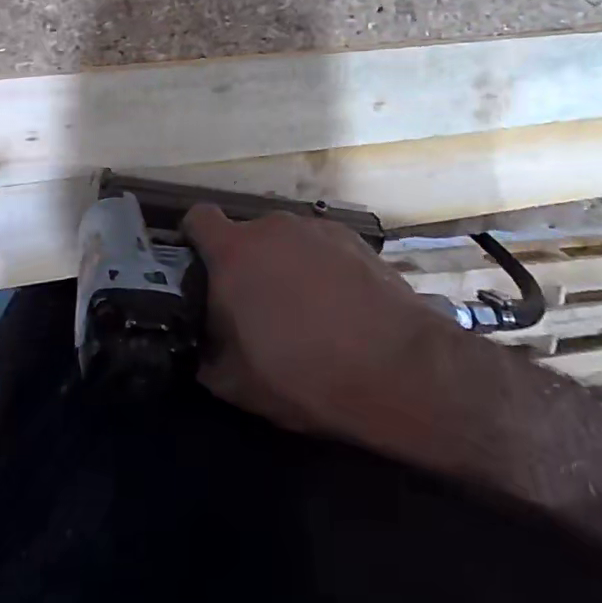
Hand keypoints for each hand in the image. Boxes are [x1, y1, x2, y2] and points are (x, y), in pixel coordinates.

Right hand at [182, 205, 464, 436]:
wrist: (407, 372)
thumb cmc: (308, 374)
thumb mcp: (238, 384)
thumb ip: (206, 357)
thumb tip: (199, 349)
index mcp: (233, 253)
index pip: (197, 218)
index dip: (194, 239)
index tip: (202, 269)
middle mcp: (271, 228)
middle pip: (244, 234)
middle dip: (245, 263)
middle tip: (256, 307)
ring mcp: (317, 230)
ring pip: (285, 242)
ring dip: (284, 265)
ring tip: (306, 311)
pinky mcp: (357, 241)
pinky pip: (321, 249)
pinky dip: (322, 269)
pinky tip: (341, 308)